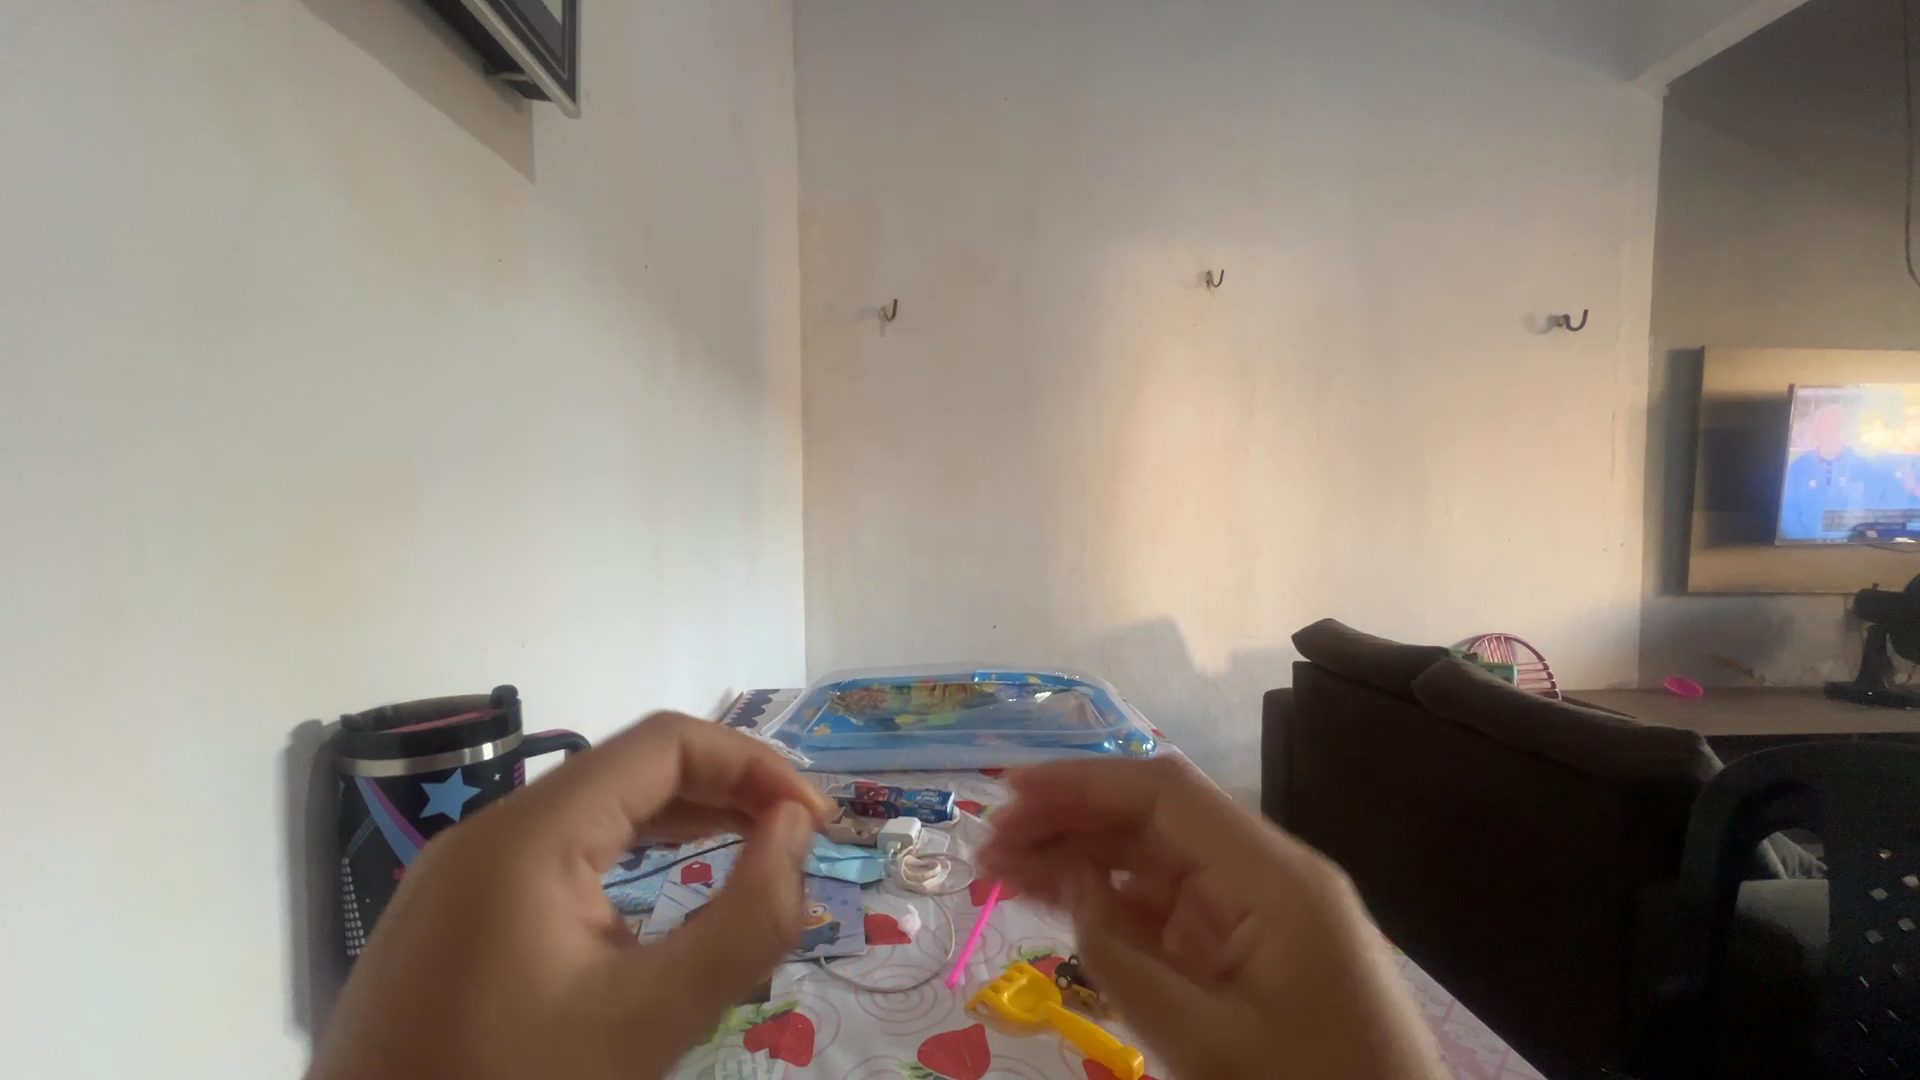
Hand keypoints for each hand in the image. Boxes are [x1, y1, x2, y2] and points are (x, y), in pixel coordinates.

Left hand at [309, 712, 832, 1079]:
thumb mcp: (648, 1026)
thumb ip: (746, 920)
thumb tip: (795, 828)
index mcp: (526, 837)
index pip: (665, 744)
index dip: (752, 763)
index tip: (810, 819)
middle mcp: (490, 831)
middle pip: (634, 766)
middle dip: (728, 787)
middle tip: (796, 835)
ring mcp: (467, 871)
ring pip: (603, 804)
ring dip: (690, 813)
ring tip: (758, 843)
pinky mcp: (462, 911)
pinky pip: (570, 847)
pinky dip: (641, 846)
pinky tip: (680, 873)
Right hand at [983, 758, 1446, 1079]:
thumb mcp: (1210, 1047)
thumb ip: (1124, 957)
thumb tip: (1069, 877)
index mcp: (1273, 877)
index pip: (1167, 794)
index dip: (1085, 781)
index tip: (1015, 791)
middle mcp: (1259, 874)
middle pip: (1150, 819)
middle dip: (1068, 820)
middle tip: (992, 840)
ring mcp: (1246, 910)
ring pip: (1146, 857)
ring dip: (1075, 856)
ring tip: (1000, 866)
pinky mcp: (1234, 945)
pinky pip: (1157, 905)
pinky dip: (1102, 899)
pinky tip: (1049, 895)